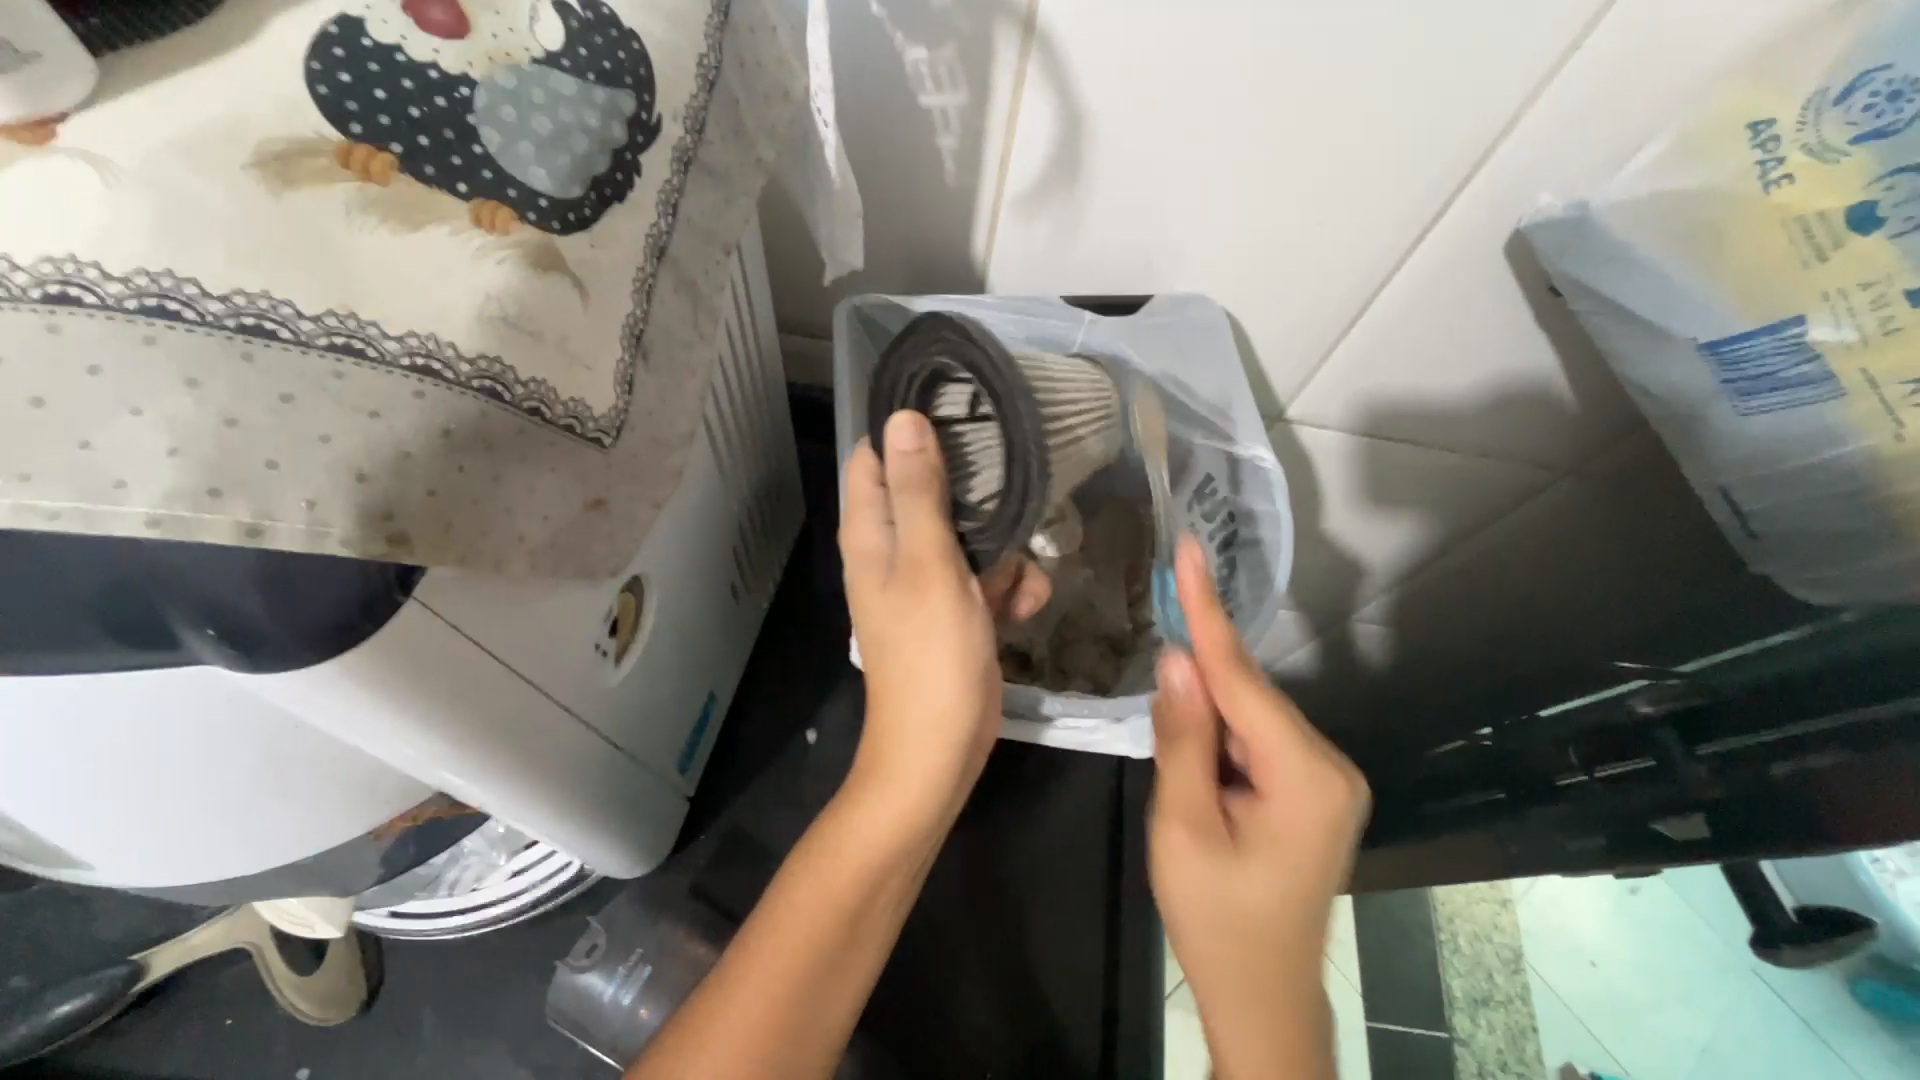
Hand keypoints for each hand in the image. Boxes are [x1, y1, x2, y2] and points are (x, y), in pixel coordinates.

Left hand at [840, 410, 1050, 830]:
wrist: (941, 747)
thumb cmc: (930, 655)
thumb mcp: (929, 565)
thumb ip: (919, 491)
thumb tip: (903, 417)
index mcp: (872, 533)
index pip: (877, 457)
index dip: (911, 431)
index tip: (962, 412)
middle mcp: (893, 550)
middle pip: (931, 491)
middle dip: (977, 491)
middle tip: (1016, 487)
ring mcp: (926, 581)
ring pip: (970, 534)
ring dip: (1004, 548)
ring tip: (1020, 576)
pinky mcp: (956, 610)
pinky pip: (986, 577)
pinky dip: (1008, 587)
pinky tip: (1025, 607)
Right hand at [1150, 535, 1369, 1078]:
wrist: (1263, 994)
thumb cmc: (1216, 919)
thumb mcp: (1182, 828)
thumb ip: (1182, 738)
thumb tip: (1178, 658)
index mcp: (1305, 775)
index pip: (1243, 678)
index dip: (1207, 610)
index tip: (1190, 549)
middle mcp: (1330, 765)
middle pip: (1249, 694)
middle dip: (1198, 673)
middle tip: (1157, 652)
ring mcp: (1327, 778)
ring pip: (1251, 715)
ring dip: (1205, 711)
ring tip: (1176, 756)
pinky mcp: (1312, 790)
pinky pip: (1257, 740)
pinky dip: (1220, 734)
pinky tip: (1197, 759)